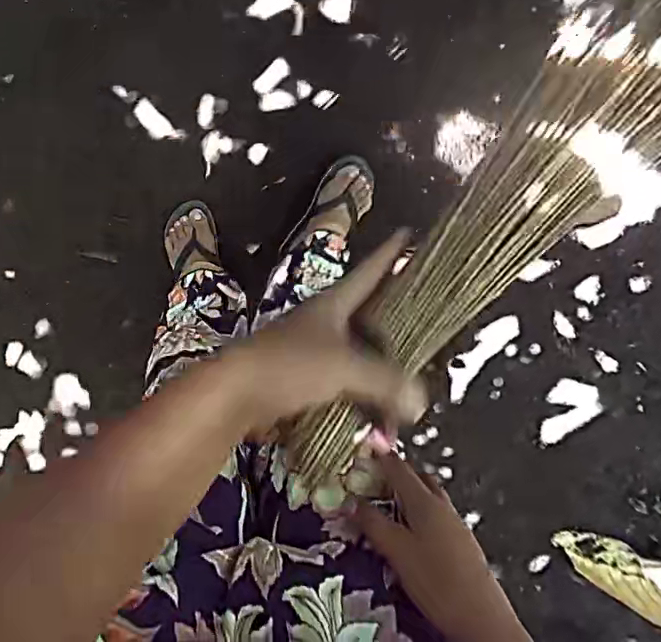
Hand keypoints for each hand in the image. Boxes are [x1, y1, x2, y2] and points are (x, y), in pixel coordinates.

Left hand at [215, 229, 426, 437]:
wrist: (236, 392)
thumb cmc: (289, 363)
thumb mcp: (344, 366)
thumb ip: (384, 380)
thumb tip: (420, 400)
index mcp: (333, 304)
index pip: (368, 273)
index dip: (388, 254)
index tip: (406, 233)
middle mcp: (325, 322)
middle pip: (369, 318)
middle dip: (396, 329)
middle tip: (425, 333)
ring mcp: (314, 350)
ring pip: (360, 358)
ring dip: (381, 380)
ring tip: (405, 404)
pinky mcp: (305, 379)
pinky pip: (346, 387)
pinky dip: (363, 402)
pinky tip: (379, 426)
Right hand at [353, 451, 531, 641]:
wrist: (482, 619)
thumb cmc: (437, 581)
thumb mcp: (397, 551)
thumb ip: (373, 524)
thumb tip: (351, 502)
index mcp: (423, 501)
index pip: (399, 467)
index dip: (381, 456)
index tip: (366, 449)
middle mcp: (441, 505)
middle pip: (418, 477)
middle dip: (398, 474)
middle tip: (377, 480)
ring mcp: (455, 523)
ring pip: (430, 496)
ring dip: (412, 494)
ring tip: (393, 507)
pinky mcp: (463, 543)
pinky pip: (438, 515)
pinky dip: (423, 513)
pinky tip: (415, 534)